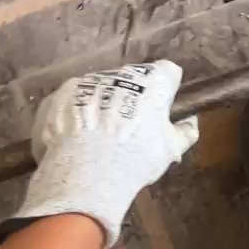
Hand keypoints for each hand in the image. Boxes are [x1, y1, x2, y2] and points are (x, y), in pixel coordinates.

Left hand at [0, 61, 199, 247]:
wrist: (85, 176)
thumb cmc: (135, 160)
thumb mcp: (171, 150)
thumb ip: (185, 130)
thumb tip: (190, 120)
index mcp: (153, 81)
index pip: (167, 72)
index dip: (166, 89)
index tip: (161, 106)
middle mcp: (120, 72)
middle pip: (131, 79)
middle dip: (132, 97)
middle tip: (128, 126)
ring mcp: (86, 81)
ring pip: (100, 88)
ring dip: (102, 103)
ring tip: (96, 136)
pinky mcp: (59, 94)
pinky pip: (71, 100)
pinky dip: (74, 114)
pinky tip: (74, 138)